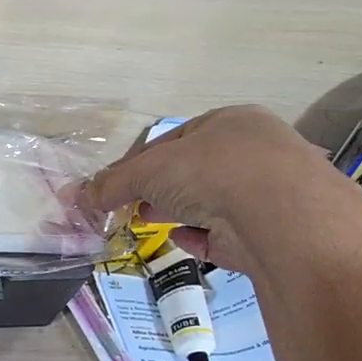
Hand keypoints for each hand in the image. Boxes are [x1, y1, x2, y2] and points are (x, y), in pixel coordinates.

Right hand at [83, 105, 361, 273]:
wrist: (284, 219)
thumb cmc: (213, 174)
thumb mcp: (148, 171)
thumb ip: (111, 184)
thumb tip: (78, 196)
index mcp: (231, 121)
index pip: (171, 140)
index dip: (134, 164)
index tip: (110, 188)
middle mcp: (254, 149)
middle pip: (190, 170)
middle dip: (155, 189)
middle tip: (129, 206)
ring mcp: (267, 189)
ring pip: (207, 200)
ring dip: (175, 211)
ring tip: (149, 223)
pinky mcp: (270, 228)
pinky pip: (223, 230)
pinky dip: (200, 235)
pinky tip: (184, 239)